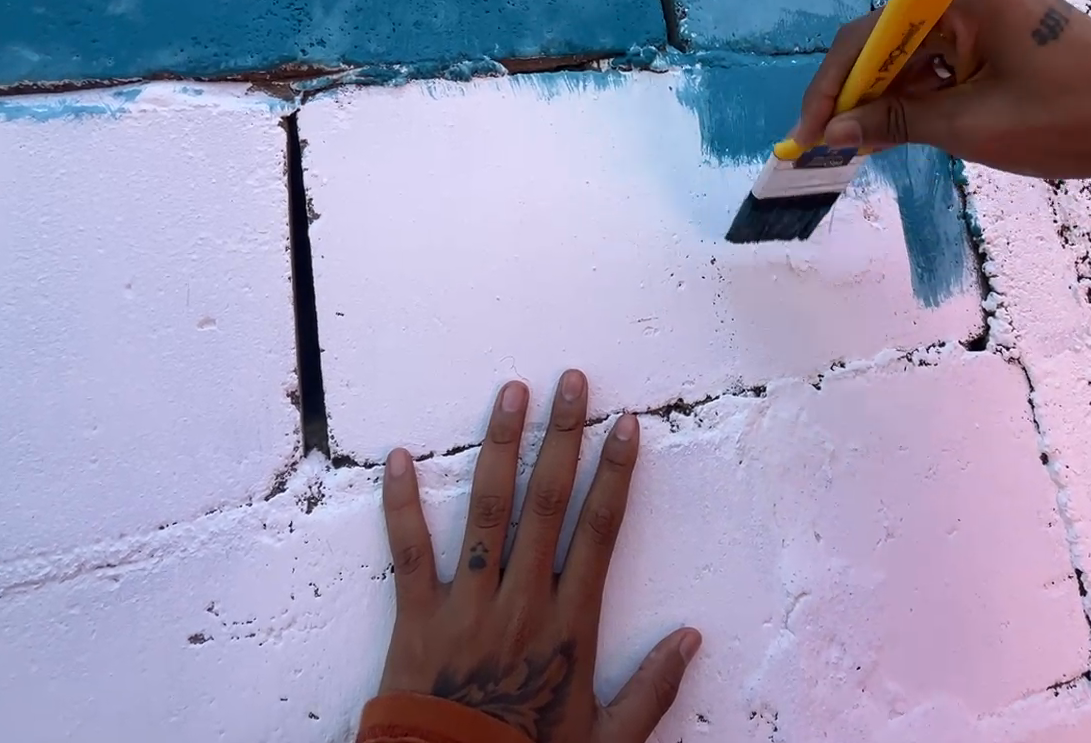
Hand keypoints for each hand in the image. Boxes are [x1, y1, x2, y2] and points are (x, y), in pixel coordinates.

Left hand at [376, 370, 699, 742]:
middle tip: (572, 383)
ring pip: (488, 509)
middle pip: (549, 500)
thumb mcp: (607, 742)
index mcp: (568, 622)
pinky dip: (401, 505)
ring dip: (501, 446)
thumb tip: (692, 638)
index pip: (600, 529)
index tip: (626, 426)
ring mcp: (467, 604)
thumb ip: (652, 690)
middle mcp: (522, 599)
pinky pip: (409, 553)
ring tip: (512, 393)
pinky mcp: (416, 618)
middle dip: (564, 436)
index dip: (616, 473)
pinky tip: (398, 458)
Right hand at [790, 0, 1090, 179]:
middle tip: (832, 143)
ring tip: (863, 146)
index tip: (810, 132)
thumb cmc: (1067, 119)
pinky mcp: (999, 36)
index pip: (871, 33)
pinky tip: (900, 131)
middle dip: (857, 93)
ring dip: (885, 99)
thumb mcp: (969, 125)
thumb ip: (894, 122)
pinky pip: (941, 62)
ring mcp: (986, 13)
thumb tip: (833, 133)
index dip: (833, 85)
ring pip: (912, 54)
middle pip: (888, 39)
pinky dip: (918, 97)